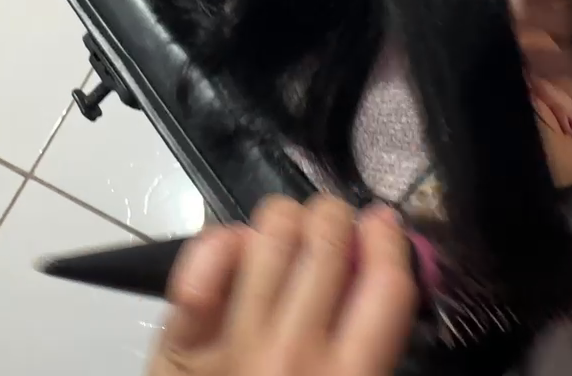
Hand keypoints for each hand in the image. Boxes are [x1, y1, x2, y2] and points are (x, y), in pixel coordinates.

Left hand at [147, 195, 417, 375]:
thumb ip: (368, 347)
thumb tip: (380, 270)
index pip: (386, 284)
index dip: (389, 240)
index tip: (381, 225)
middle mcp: (294, 353)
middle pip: (327, 237)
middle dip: (334, 218)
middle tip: (329, 230)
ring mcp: (234, 338)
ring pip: (272, 229)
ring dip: (284, 222)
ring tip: (285, 241)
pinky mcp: (182, 335)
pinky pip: (205, 257)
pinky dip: (220, 243)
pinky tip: (234, 256)